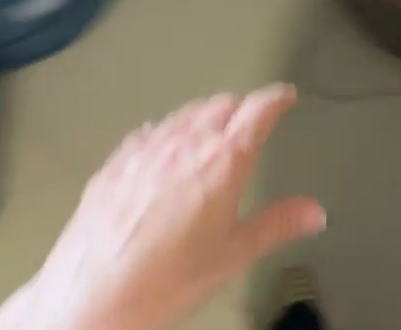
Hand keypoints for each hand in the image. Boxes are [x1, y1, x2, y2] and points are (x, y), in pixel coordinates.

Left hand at [0, 86, 325, 329]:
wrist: (86, 304)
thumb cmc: (163, 283)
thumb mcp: (232, 256)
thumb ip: (278, 225)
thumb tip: (314, 213)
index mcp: (224, 159)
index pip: (259, 108)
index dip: (277, 98)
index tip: (285, 97)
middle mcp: (187, 143)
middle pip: (223, 104)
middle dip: (242, 108)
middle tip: (251, 122)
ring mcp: (147, 150)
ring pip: (185, 112)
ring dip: (205, 115)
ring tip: (211, 131)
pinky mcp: (115, 164)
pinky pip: (148, 131)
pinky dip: (165, 132)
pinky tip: (162, 149)